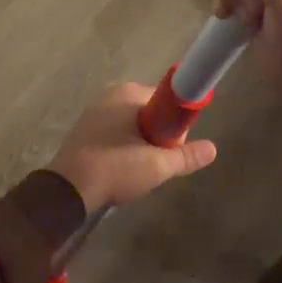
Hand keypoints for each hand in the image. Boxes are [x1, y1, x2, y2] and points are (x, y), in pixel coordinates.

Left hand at [46, 83, 217, 210]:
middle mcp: (110, 95)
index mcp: (127, 93)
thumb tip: (213, 149)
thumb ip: (186, 156)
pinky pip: (115, 133)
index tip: (176, 147)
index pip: (164, 100)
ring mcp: (95, 111)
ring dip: (141, 145)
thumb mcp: (157, 165)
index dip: (176, 124)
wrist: (69, 189)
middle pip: (149, 113)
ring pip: (132, 125)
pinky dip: (123, 148)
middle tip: (157, 164)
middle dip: (158, 138)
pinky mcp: (85, 129)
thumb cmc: (116, 168)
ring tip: (138, 171)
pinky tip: (121, 171)